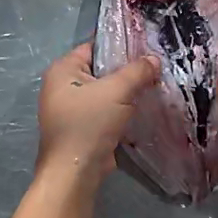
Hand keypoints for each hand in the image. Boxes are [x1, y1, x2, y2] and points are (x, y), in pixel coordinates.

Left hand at [36, 43, 158, 181]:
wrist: (76, 170)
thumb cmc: (90, 123)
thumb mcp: (118, 90)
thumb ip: (138, 71)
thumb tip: (154, 59)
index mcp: (63, 70)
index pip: (94, 48)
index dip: (120, 47)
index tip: (146, 49)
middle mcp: (62, 86)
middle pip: (101, 70)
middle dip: (127, 71)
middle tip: (154, 69)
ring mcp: (71, 108)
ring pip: (105, 92)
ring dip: (127, 92)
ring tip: (152, 86)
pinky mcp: (81, 127)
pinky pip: (105, 110)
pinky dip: (121, 109)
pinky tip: (142, 108)